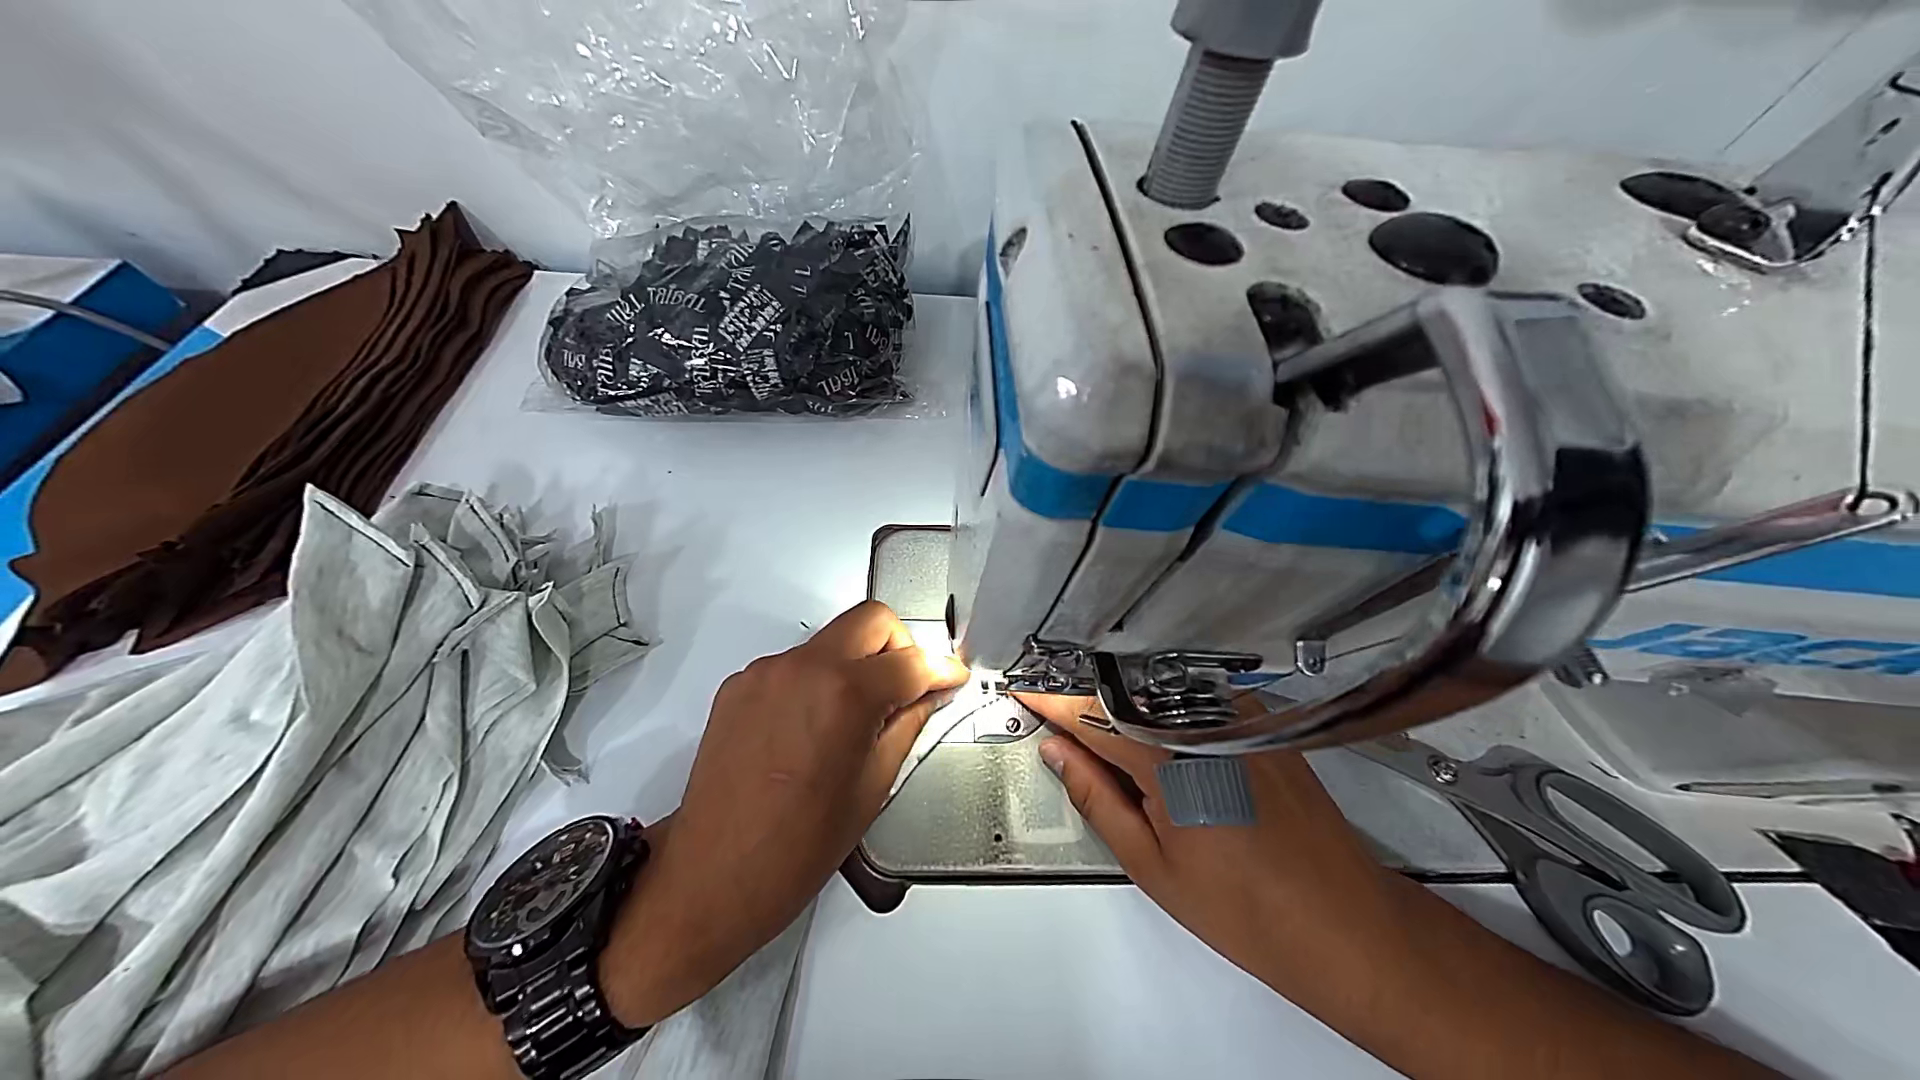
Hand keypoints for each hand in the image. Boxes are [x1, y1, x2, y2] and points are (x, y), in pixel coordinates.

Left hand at [607, 601, 967, 1024]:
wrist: (713, 874)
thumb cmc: (791, 848)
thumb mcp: (872, 787)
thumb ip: (907, 726)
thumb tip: (926, 697)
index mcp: (843, 695)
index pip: (911, 659)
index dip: (941, 668)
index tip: (949, 677)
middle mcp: (802, 669)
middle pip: (871, 619)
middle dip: (900, 645)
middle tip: (908, 685)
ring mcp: (766, 673)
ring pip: (832, 638)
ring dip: (856, 662)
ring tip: (858, 714)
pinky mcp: (740, 685)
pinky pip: (796, 663)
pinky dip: (818, 679)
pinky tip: (817, 724)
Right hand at [1016, 695, 1407, 999]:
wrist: (1341, 922)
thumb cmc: (1253, 909)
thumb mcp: (1150, 862)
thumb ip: (1095, 795)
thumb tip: (1059, 755)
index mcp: (1170, 757)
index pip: (1090, 714)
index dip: (1051, 702)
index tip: (1028, 693)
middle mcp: (1207, 724)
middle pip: (1123, 697)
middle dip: (1088, 710)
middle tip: (1068, 738)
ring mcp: (1240, 718)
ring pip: (1158, 695)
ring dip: (1128, 712)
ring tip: (1125, 759)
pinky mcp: (1261, 722)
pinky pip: (1196, 702)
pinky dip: (1168, 716)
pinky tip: (1171, 755)